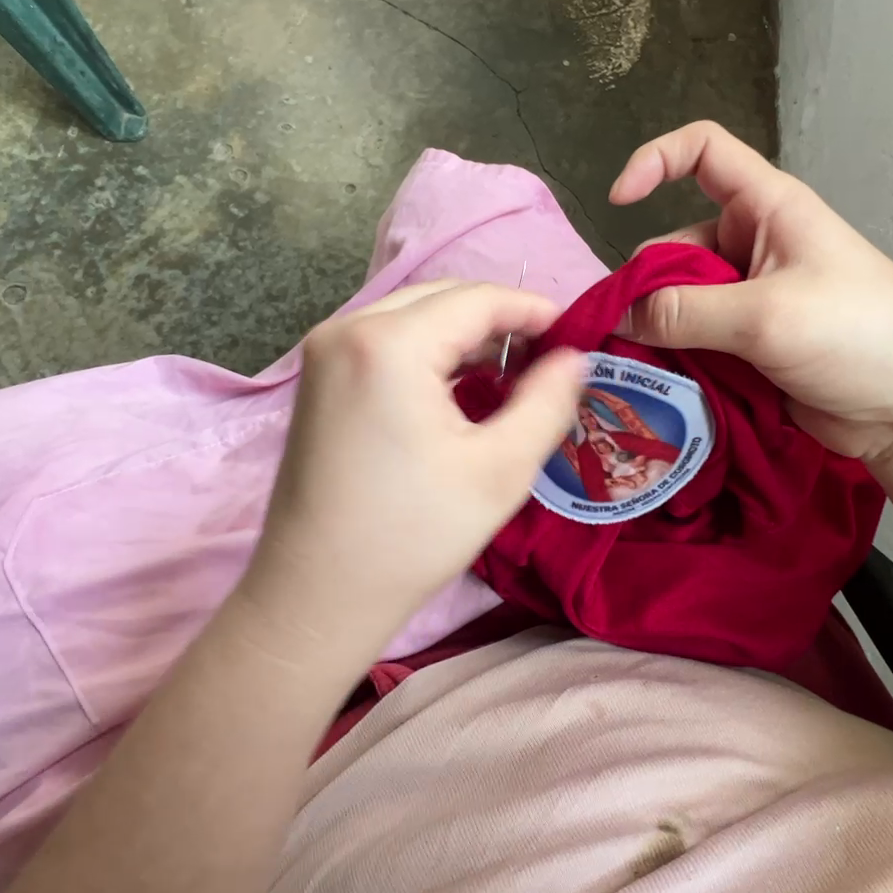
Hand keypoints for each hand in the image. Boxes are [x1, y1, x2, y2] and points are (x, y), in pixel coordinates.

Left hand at [244, 281, 586, 649]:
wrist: (317, 593)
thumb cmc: (413, 535)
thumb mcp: (500, 469)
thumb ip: (547, 400)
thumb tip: (575, 355)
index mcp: (388, 344)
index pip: (477, 299)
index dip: (533, 310)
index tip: (575, 335)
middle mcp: (347, 329)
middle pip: (443, 298)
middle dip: (499, 322)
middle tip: (545, 360)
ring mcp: (325, 351)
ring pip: (414, 316)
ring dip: (465, 336)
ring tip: (510, 375)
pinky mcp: (318, 376)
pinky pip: (387, 340)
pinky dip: (430, 352)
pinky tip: (460, 388)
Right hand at [610, 122, 892, 462]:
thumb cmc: (858, 335)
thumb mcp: (764, 316)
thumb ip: (682, 313)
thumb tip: (613, 315)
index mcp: (766, 209)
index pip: (702, 152)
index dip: (655, 161)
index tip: (618, 203)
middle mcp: (751, 247)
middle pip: (674, 246)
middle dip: (644, 285)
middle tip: (621, 333)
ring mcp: (748, 299)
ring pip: (677, 302)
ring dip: (655, 331)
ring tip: (633, 367)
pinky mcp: (747, 346)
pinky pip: (693, 342)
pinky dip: (672, 359)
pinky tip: (655, 384)